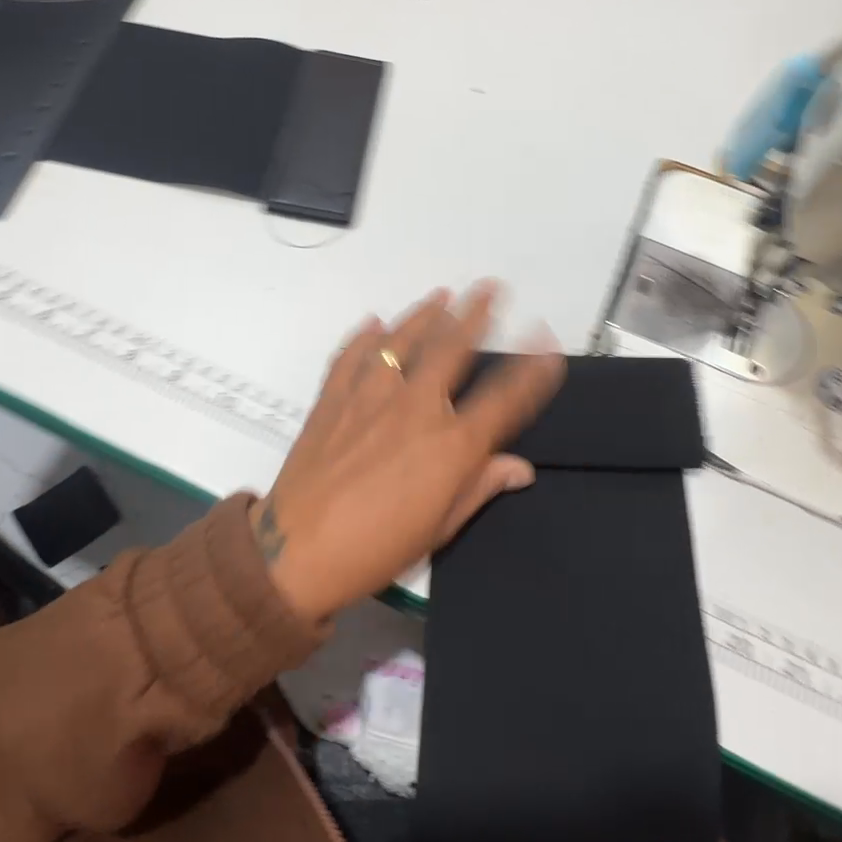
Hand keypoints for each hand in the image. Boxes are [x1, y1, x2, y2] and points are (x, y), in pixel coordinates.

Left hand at [256, 282, 564, 622]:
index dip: (531, 369)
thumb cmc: (377, 550)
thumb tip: (518, 466)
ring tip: (441, 295)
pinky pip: (350, 356)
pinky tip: (374, 325)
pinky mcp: (331, 399)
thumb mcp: (439, 529)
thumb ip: (479, 487)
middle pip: (452, 350)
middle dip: (476, 314)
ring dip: (424, 315)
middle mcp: (414, 409)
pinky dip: (364, 338)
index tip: (545, 339)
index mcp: (450, 446)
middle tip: (490, 288)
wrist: (297, 552)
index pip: (504, 398)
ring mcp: (368, 398)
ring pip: (401, 342)